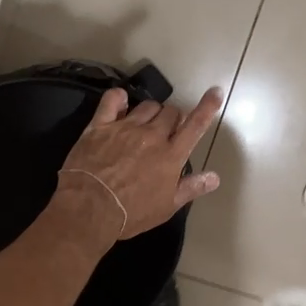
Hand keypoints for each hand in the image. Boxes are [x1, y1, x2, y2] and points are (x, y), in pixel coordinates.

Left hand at [59, 86, 222, 239]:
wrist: (90, 208)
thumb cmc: (132, 213)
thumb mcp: (166, 207)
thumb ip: (191, 188)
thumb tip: (215, 177)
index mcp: (171, 155)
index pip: (195, 125)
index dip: (207, 107)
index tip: (215, 92)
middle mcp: (152, 135)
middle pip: (170, 112)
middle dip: (172, 118)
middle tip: (166, 132)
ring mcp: (125, 127)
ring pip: (146, 106)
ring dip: (151, 112)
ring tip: (144, 124)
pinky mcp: (100, 125)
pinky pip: (112, 100)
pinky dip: (119, 98)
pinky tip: (121, 101)